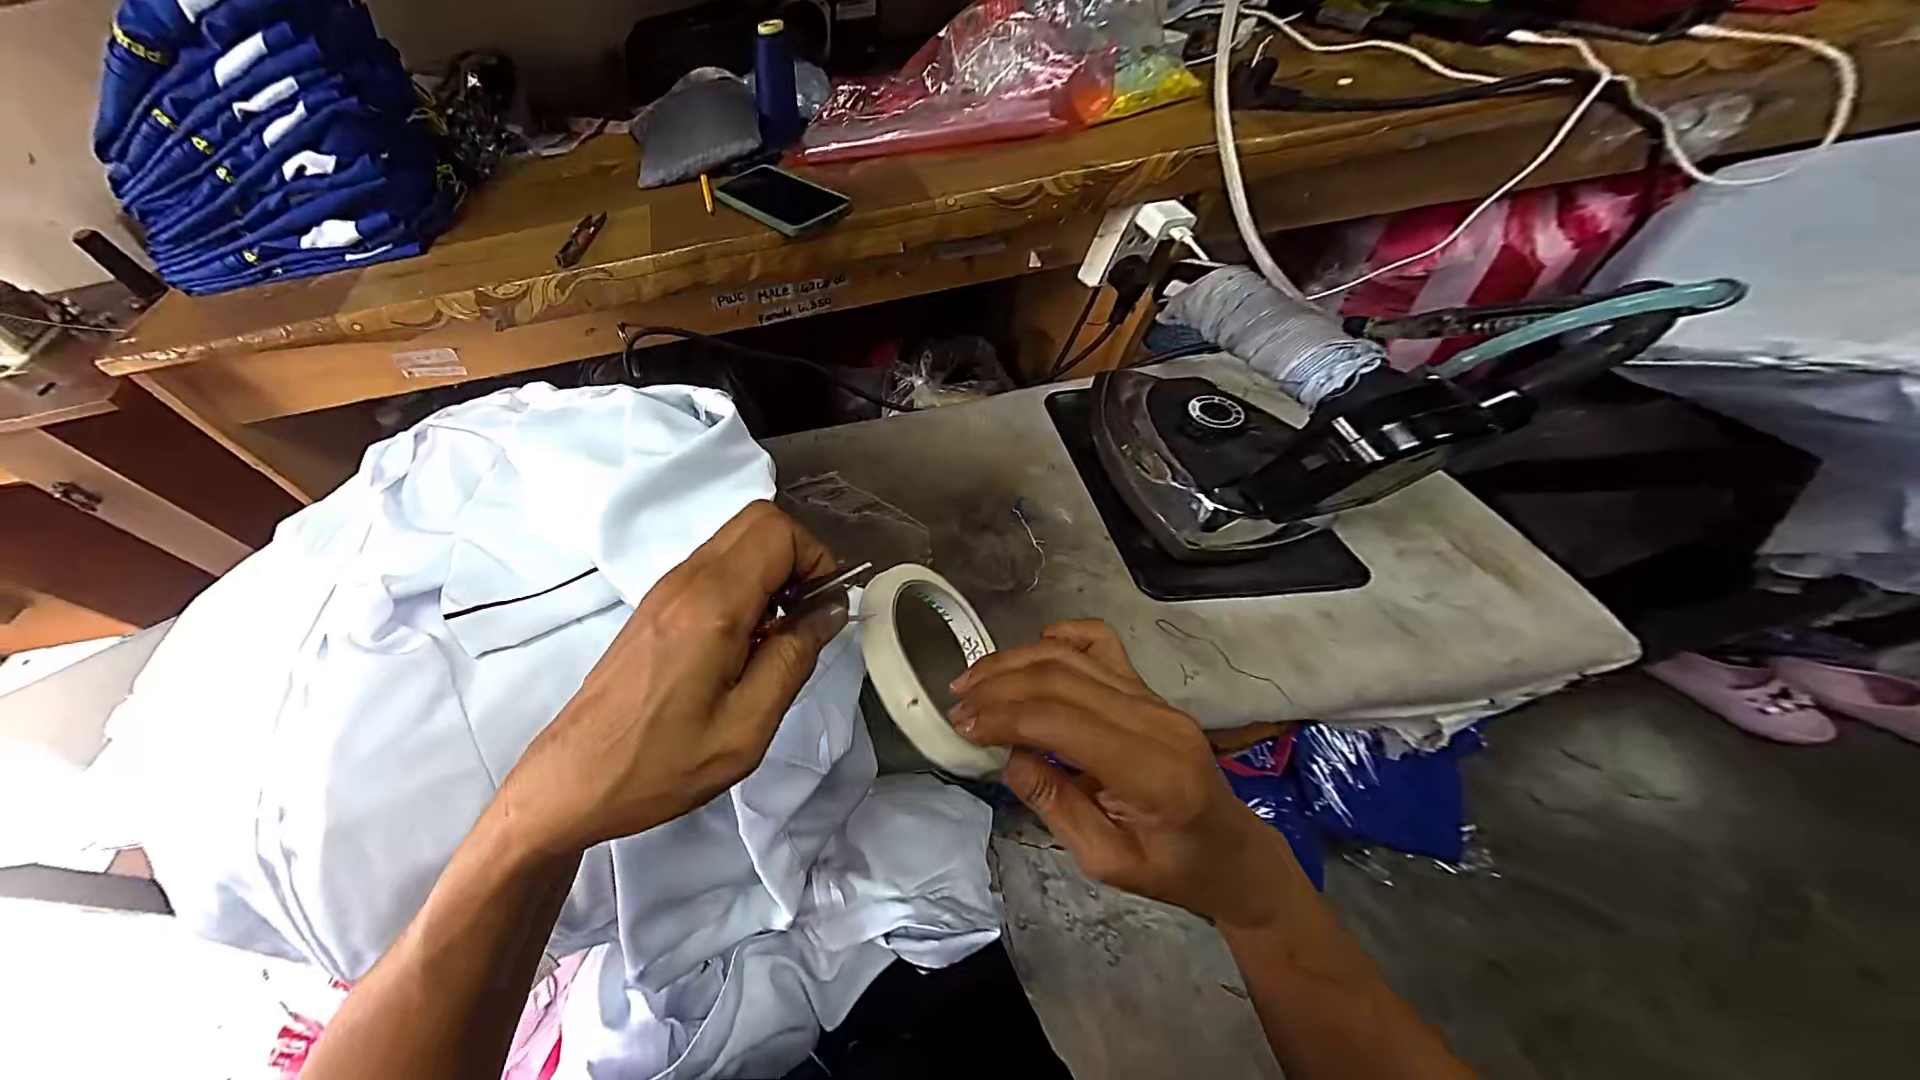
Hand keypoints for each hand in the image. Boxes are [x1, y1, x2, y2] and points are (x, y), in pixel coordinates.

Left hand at [499, 501, 848, 854]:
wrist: (572, 782)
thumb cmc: (662, 762)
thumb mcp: (747, 725)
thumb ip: (795, 656)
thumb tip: (830, 609)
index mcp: (711, 605)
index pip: (777, 531)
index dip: (815, 559)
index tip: (822, 609)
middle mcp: (686, 580)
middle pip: (758, 519)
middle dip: (799, 557)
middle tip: (806, 614)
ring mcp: (667, 588)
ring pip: (738, 539)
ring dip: (774, 570)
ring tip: (779, 632)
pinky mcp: (658, 604)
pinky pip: (717, 565)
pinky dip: (749, 583)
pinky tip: (747, 639)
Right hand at [949, 620, 1302, 929]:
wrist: (1231, 851)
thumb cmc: (1173, 868)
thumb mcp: (1106, 862)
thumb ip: (1054, 805)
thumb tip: (1008, 755)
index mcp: (1150, 772)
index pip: (1061, 721)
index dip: (1004, 716)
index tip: (963, 724)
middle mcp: (1154, 720)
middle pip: (1061, 678)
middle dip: (1000, 685)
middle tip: (960, 703)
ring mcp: (1154, 698)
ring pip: (1073, 655)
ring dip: (1016, 661)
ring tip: (975, 678)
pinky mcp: (1148, 689)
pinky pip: (1099, 645)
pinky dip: (1060, 638)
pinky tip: (1030, 651)